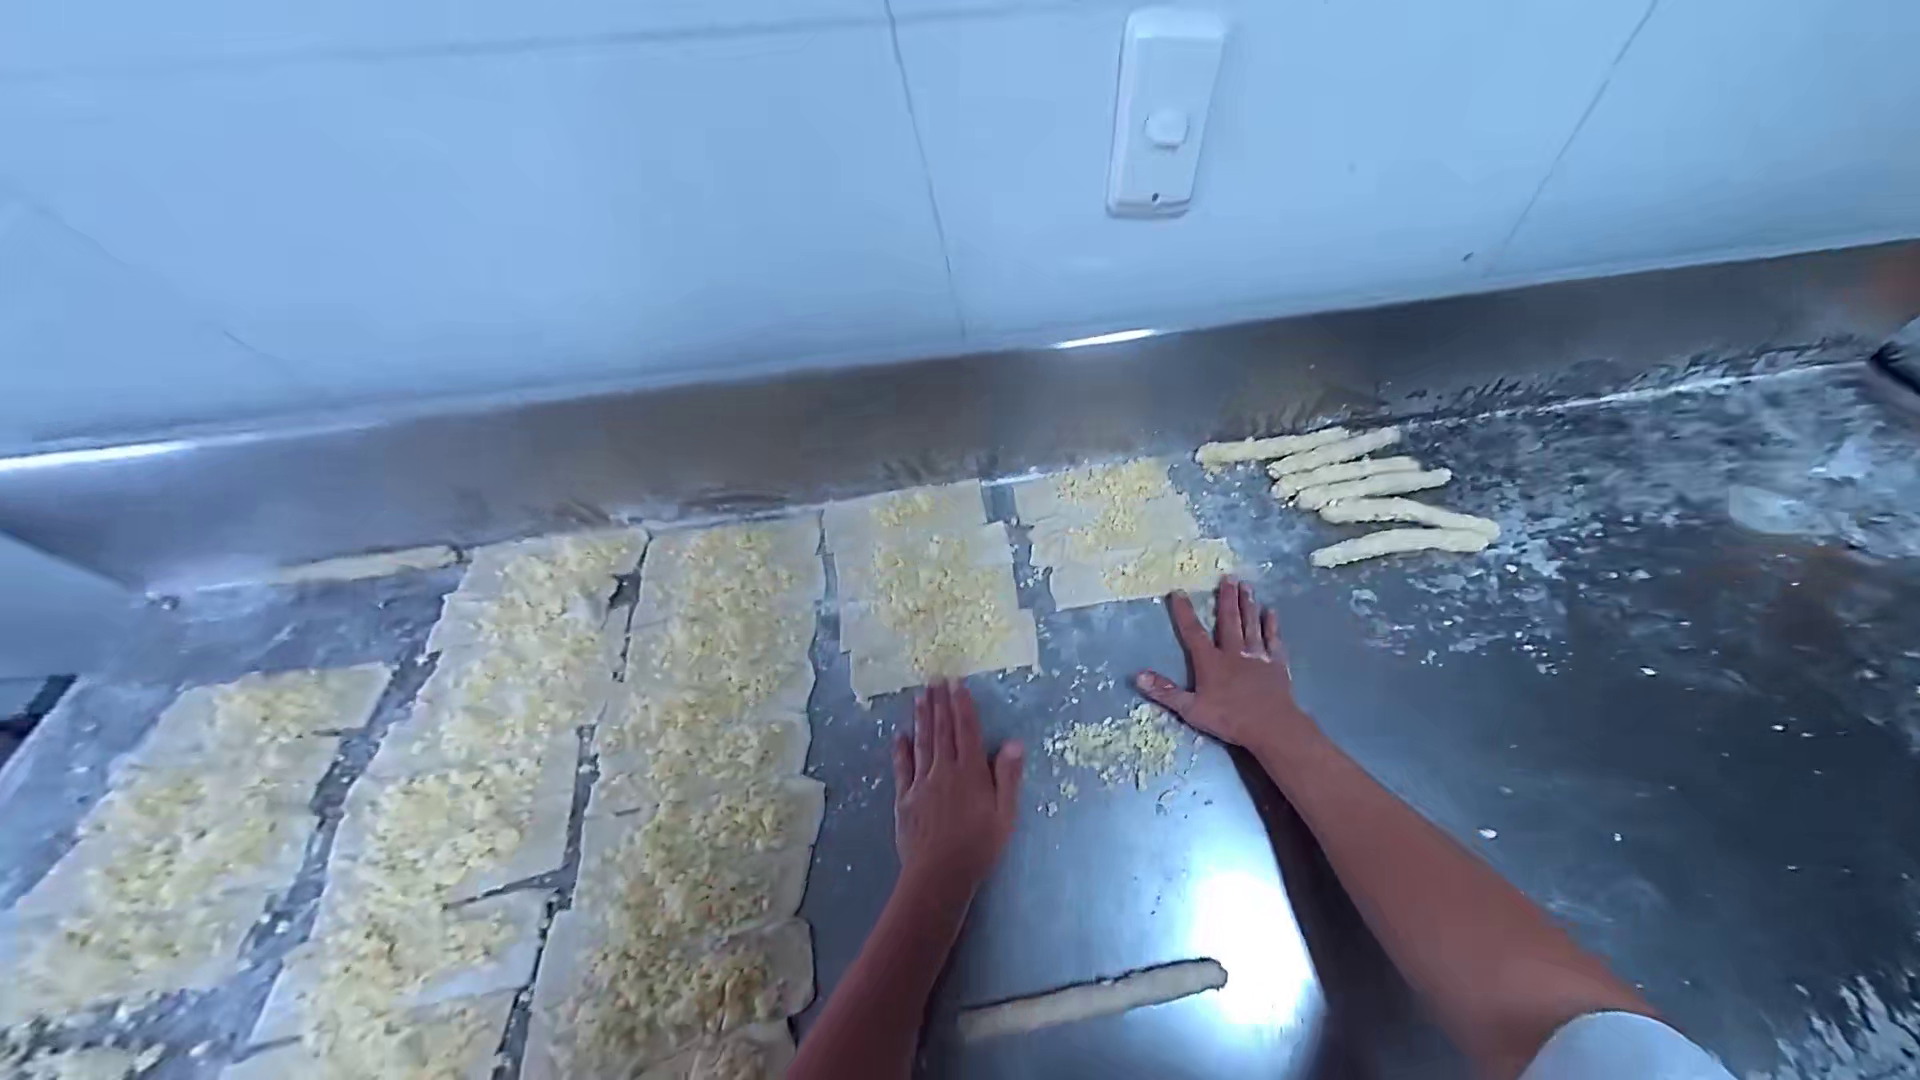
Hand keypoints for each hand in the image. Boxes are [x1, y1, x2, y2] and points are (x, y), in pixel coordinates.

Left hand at [892, 680, 1024, 897]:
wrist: (939, 875)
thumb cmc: (979, 846)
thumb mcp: (1005, 814)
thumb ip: (1008, 776)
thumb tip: (1014, 741)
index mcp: (970, 772)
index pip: (966, 730)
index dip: (961, 705)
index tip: (956, 683)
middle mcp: (944, 770)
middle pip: (942, 730)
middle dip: (939, 703)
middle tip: (934, 679)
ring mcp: (922, 782)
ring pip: (922, 742)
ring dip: (922, 718)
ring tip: (919, 697)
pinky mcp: (905, 797)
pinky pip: (903, 768)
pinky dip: (901, 749)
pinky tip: (899, 735)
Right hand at [1136, 576, 1316, 752]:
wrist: (1272, 727)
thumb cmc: (1229, 719)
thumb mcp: (1191, 709)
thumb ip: (1165, 692)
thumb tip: (1138, 675)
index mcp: (1210, 661)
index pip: (1193, 632)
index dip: (1184, 612)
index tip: (1179, 592)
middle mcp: (1233, 653)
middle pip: (1229, 621)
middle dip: (1227, 599)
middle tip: (1228, 577)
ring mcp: (1257, 657)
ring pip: (1251, 625)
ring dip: (1248, 605)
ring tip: (1247, 586)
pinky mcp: (1276, 665)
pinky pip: (1273, 641)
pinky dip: (1272, 626)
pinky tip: (1272, 612)